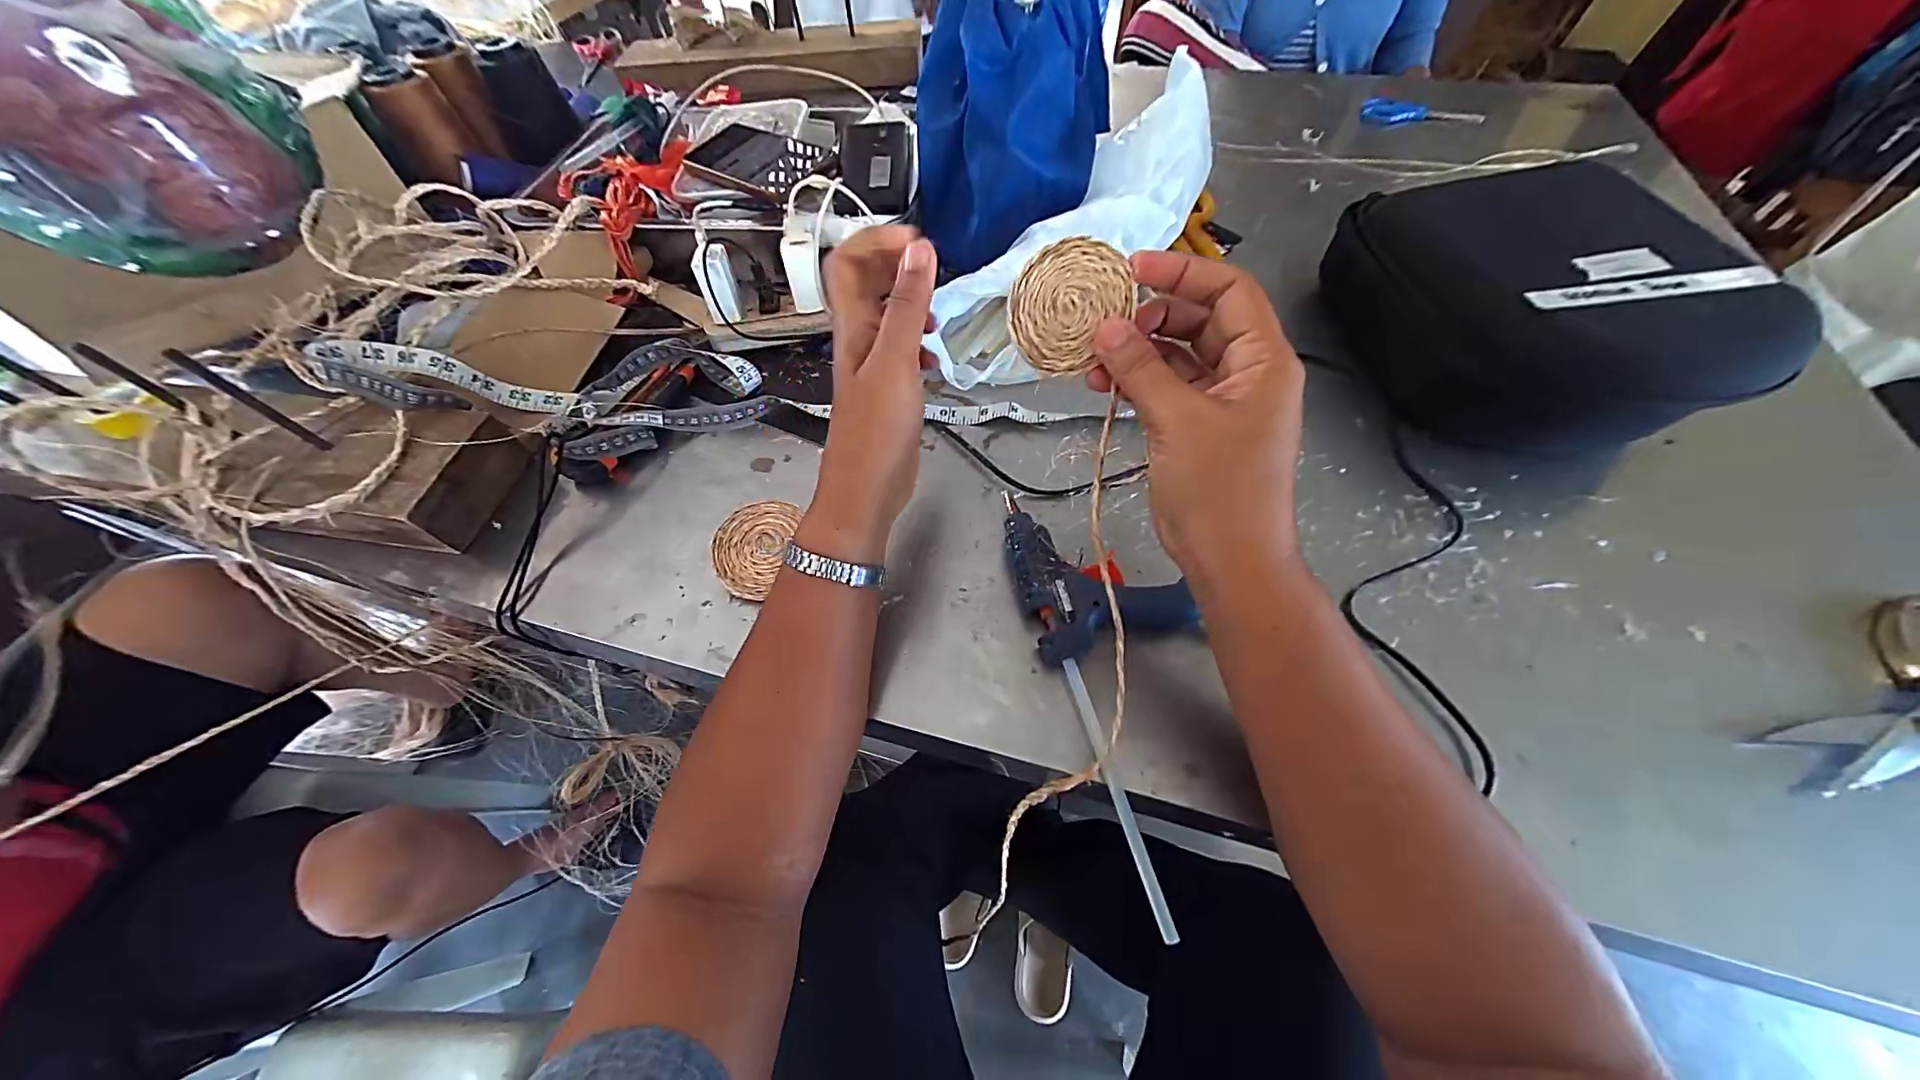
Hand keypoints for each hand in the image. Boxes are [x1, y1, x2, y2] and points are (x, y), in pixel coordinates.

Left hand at [803, 226, 938, 563]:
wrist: (866, 490)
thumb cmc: (876, 433)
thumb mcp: (896, 362)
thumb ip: (907, 306)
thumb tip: (919, 250)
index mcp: (852, 328)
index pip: (848, 262)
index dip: (877, 240)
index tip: (917, 242)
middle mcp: (857, 341)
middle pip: (867, 284)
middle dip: (898, 267)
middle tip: (932, 270)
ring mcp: (871, 366)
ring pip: (886, 317)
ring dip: (911, 305)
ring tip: (934, 316)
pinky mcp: (887, 389)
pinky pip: (900, 350)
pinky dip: (917, 343)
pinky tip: (932, 359)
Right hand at [1087, 251, 1304, 587]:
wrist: (1230, 558)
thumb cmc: (1219, 490)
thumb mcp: (1177, 421)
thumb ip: (1141, 369)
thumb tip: (1106, 327)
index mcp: (1263, 360)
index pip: (1230, 292)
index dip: (1183, 273)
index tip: (1134, 269)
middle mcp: (1247, 373)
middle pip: (1201, 321)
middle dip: (1152, 317)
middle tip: (1108, 326)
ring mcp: (1222, 401)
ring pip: (1178, 356)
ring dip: (1138, 353)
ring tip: (1095, 361)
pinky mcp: (1198, 426)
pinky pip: (1167, 388)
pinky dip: (1138, 382)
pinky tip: (1105, 384)